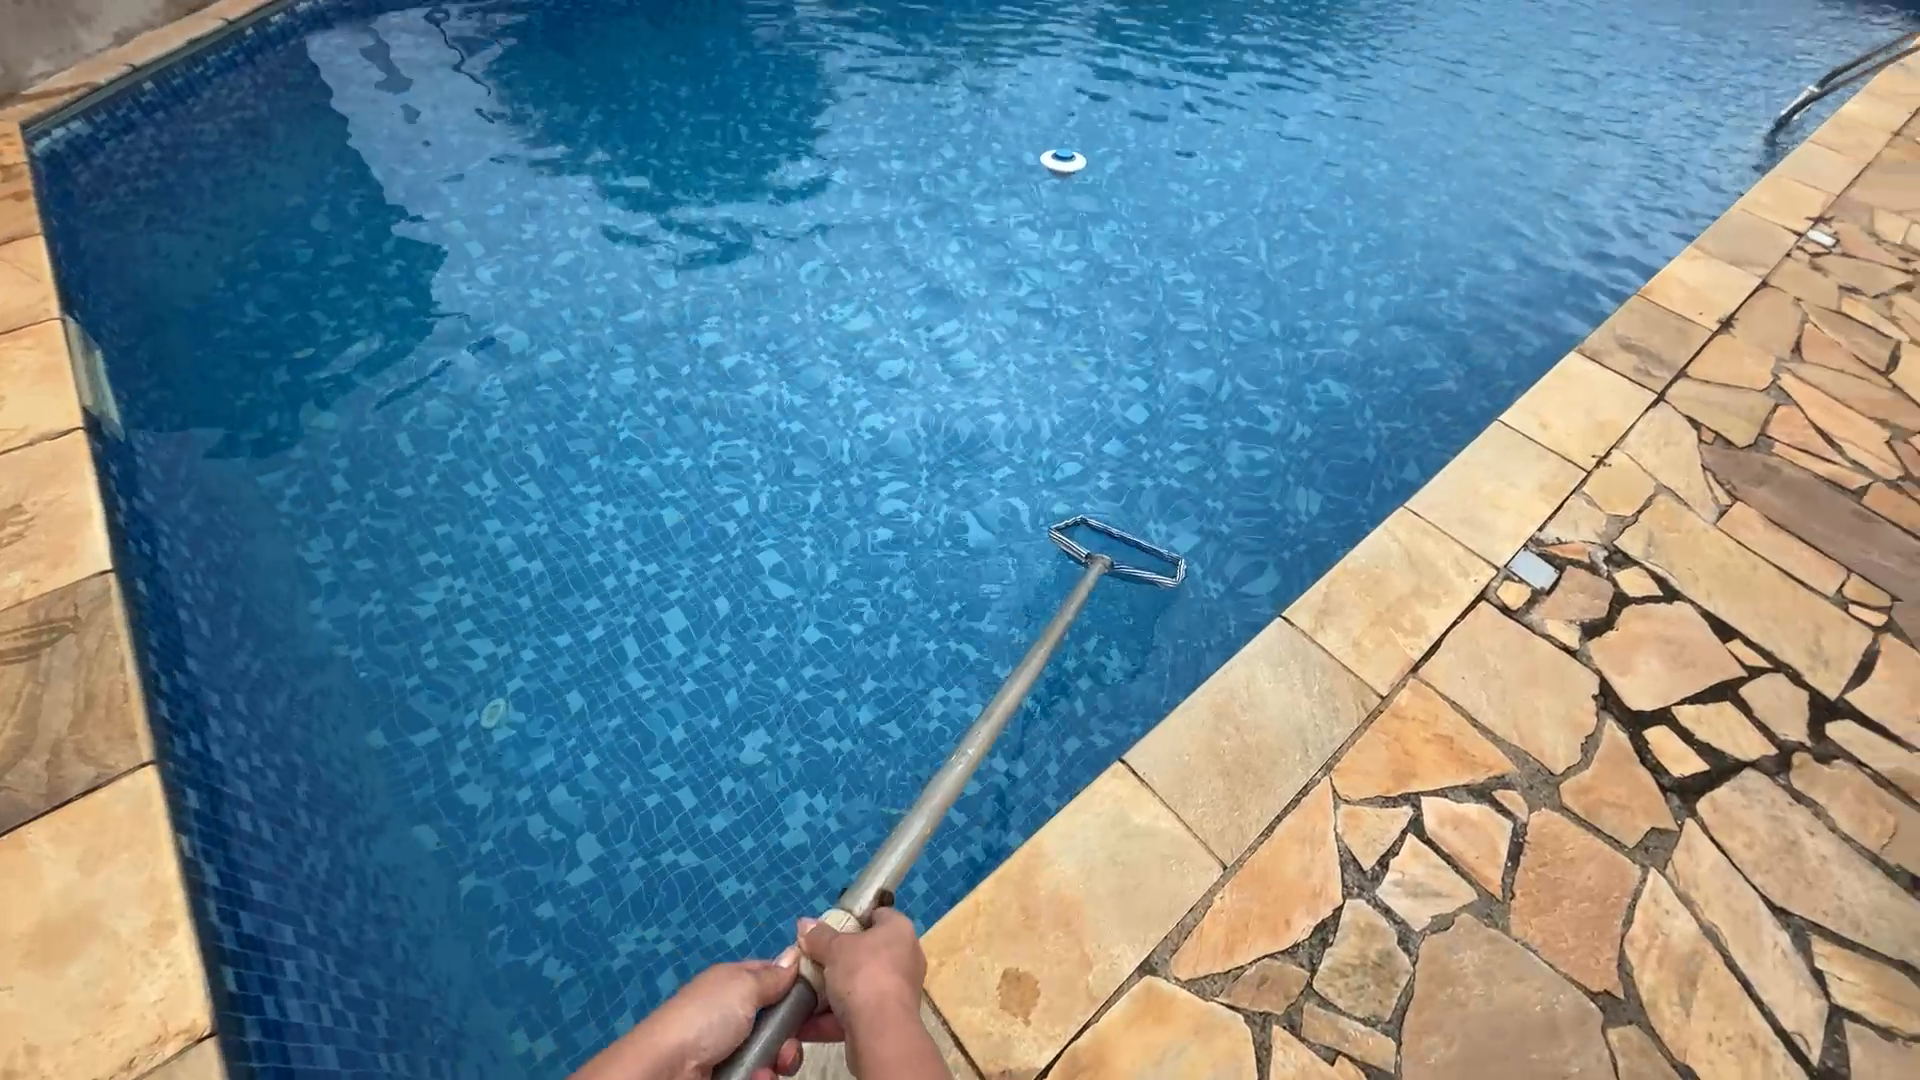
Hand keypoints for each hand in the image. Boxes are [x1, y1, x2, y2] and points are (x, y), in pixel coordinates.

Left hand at [569, 955, 806, 1079]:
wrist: (663, 1074)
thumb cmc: (705, 1019)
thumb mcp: (743, 986)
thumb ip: (774, 976)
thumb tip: (795, 955)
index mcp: (737, 984)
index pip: (776, 979)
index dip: (797, 987)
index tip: (817, 999)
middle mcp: (737, 1016)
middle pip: (781, 1024)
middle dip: (790, 1038)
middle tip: (787, 1047)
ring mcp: (733, 1052)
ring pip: (774, 1057)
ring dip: (777, 1064)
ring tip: (767, 1070)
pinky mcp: (732, 1078)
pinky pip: (760, 1077)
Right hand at [796, 908, 928, 1074]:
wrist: (881, 1033)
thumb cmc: (863, 974)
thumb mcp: (835, 949)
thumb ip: (819, 936)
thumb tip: (804, 923)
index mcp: (899, 930)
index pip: (877, 915)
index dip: (852, 919)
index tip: (828, 929)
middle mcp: (904, 957)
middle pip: (865, 953)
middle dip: (836, 960)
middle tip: (812, 961)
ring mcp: (897, 991)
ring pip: (859, 986)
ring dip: (830, 992)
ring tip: (802, 992)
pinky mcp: (888, 1020)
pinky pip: (856, 1013)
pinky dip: (831, 1018)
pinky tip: (804, 1023)